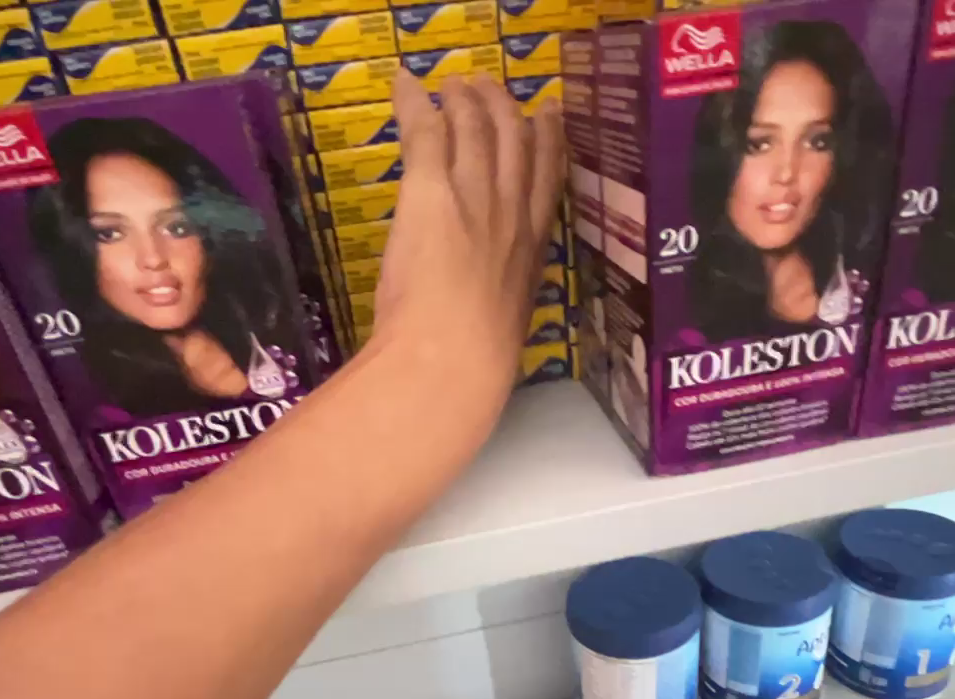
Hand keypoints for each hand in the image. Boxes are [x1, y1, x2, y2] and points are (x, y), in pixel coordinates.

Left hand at [372, 69, 564, 385]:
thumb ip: (502, 305)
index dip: (549, 142)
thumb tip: (492, 315)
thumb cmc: (480, 360)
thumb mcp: (507, 329)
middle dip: (505, 108)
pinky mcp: (431, 191)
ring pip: (476, 128)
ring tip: (454, 84)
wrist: (455, 356)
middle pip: (516, 143)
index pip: (547, 182)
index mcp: (532, 251)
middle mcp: (511, 214)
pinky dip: (414, 103)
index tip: (548, 115)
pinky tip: (405, 83)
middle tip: (490, 87)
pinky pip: (425, 131)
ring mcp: (474, 197)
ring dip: (464, 100)